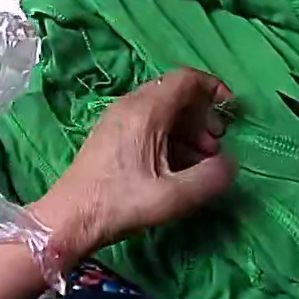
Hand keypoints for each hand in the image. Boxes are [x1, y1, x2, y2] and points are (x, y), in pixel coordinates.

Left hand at [28, 67, 236, 265]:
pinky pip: (149, 122)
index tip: (231, 115)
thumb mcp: (173, 197)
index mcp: (145, 111)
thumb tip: (231, 163)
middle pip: (176, 93)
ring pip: (163, 109)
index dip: (214, 90)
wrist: (67, 219)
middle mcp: (131, 105)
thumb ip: (210, 177)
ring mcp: (118, 118)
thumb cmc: (118, 205)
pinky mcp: (112, 134)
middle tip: (216, 145)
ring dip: (188, 128)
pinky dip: (170, 136)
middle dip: (203, 115)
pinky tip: (176, 166)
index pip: (187, 79)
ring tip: (201, 160)